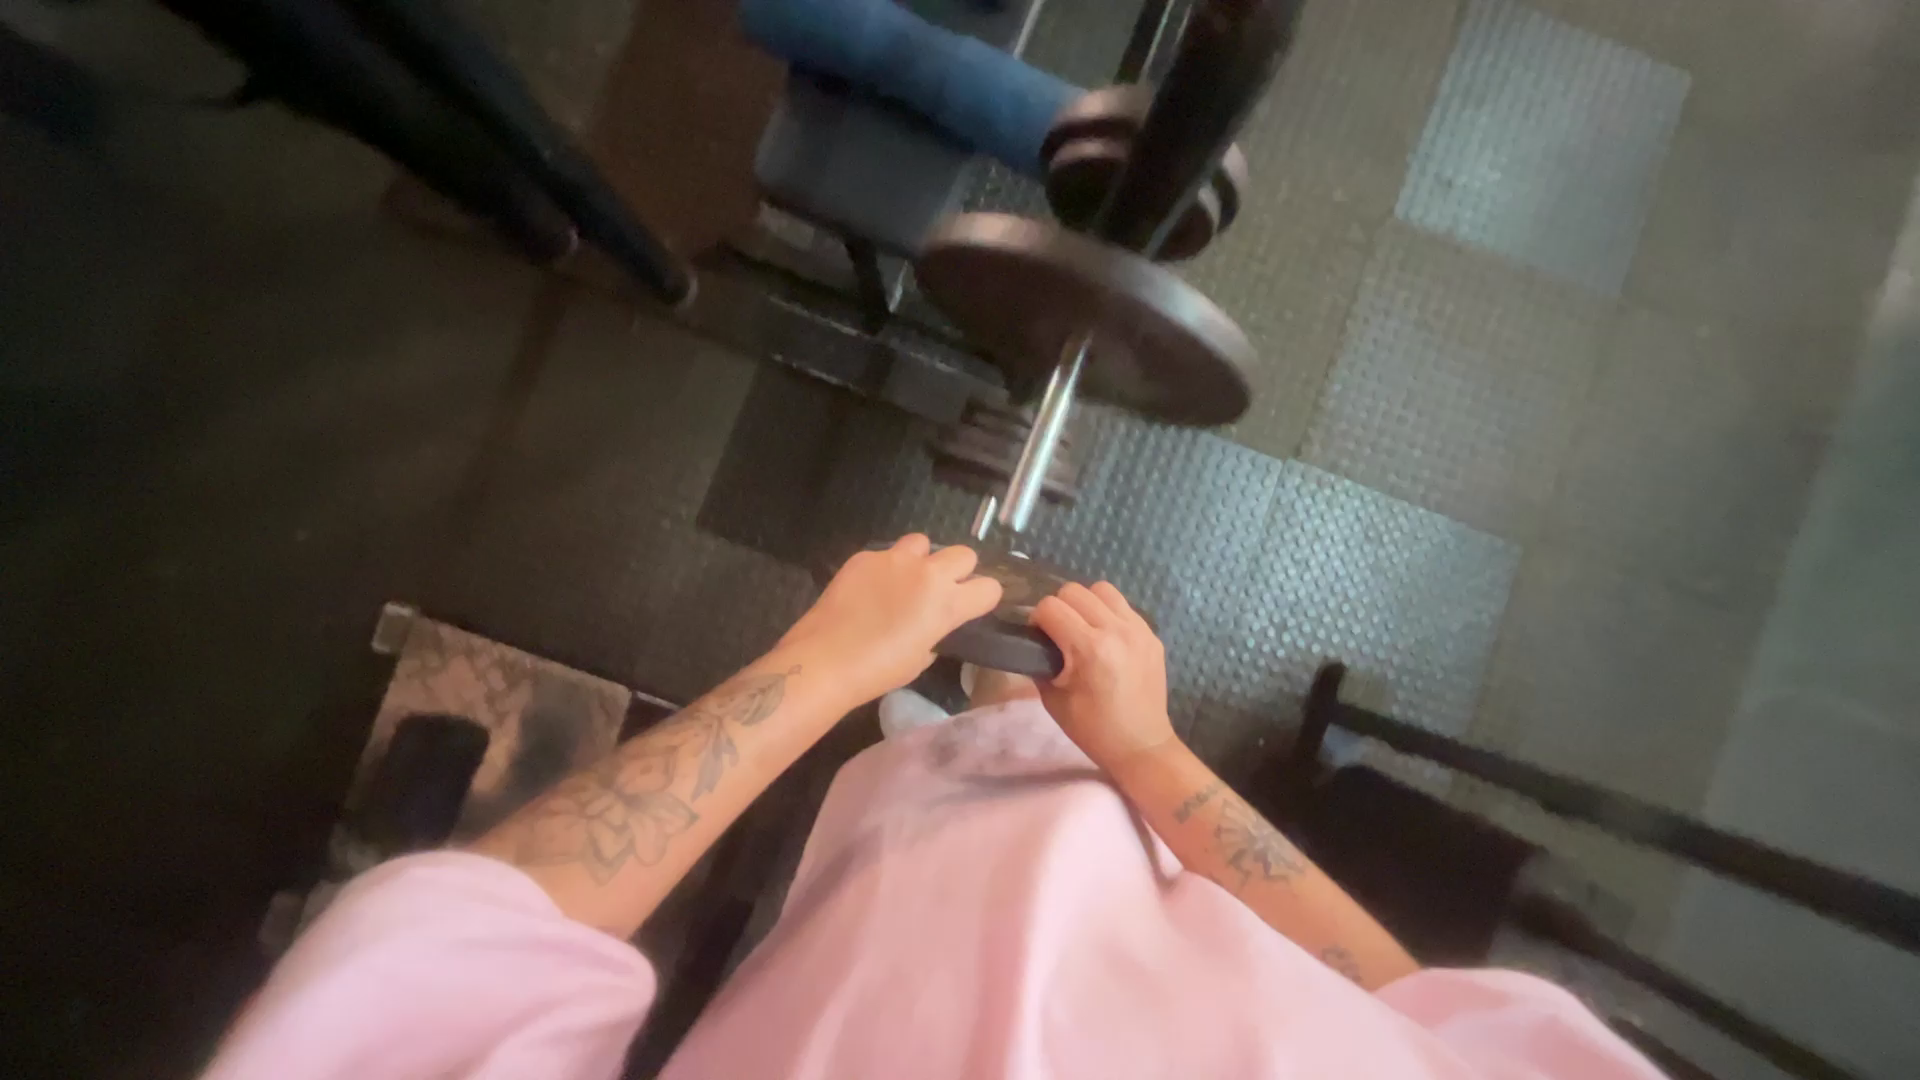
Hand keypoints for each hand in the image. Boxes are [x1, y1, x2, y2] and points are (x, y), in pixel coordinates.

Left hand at [777, 534, 1001, 705]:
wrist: (826, 659)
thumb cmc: (879, 670)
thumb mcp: (921, 657)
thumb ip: (936, 631)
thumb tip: (932, 623)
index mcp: (947, 603)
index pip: (989, 588)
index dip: (984, 598)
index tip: (973, 606)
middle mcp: (927, 573)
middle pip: (964, 554)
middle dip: (960, 571)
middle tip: (942, 590)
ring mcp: (894, 559)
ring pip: (923, 543)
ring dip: (922, 560)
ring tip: (905, 581)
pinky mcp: (864, 556)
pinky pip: (885, 554)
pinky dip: (885, 568)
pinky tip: (869, 589)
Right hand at [1030, 582, 1174, 772]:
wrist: (1141, 745)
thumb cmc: (1092, 728)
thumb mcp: (1053, 698)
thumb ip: (1040, 661)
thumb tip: (1033, 639)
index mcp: (1090, 648)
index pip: (1050, 607)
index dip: (1037, 620)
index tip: (1039, 638)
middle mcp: (1116, 630)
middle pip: (1074, 591)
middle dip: (1059, 608)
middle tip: (1058, 633)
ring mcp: (1138, 629)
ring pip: (1101, 589)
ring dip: (1085, 603)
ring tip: (1083, 627)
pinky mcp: (1151, 634)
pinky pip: (1123, 605)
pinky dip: (1107, 613)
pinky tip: (1105, 637)